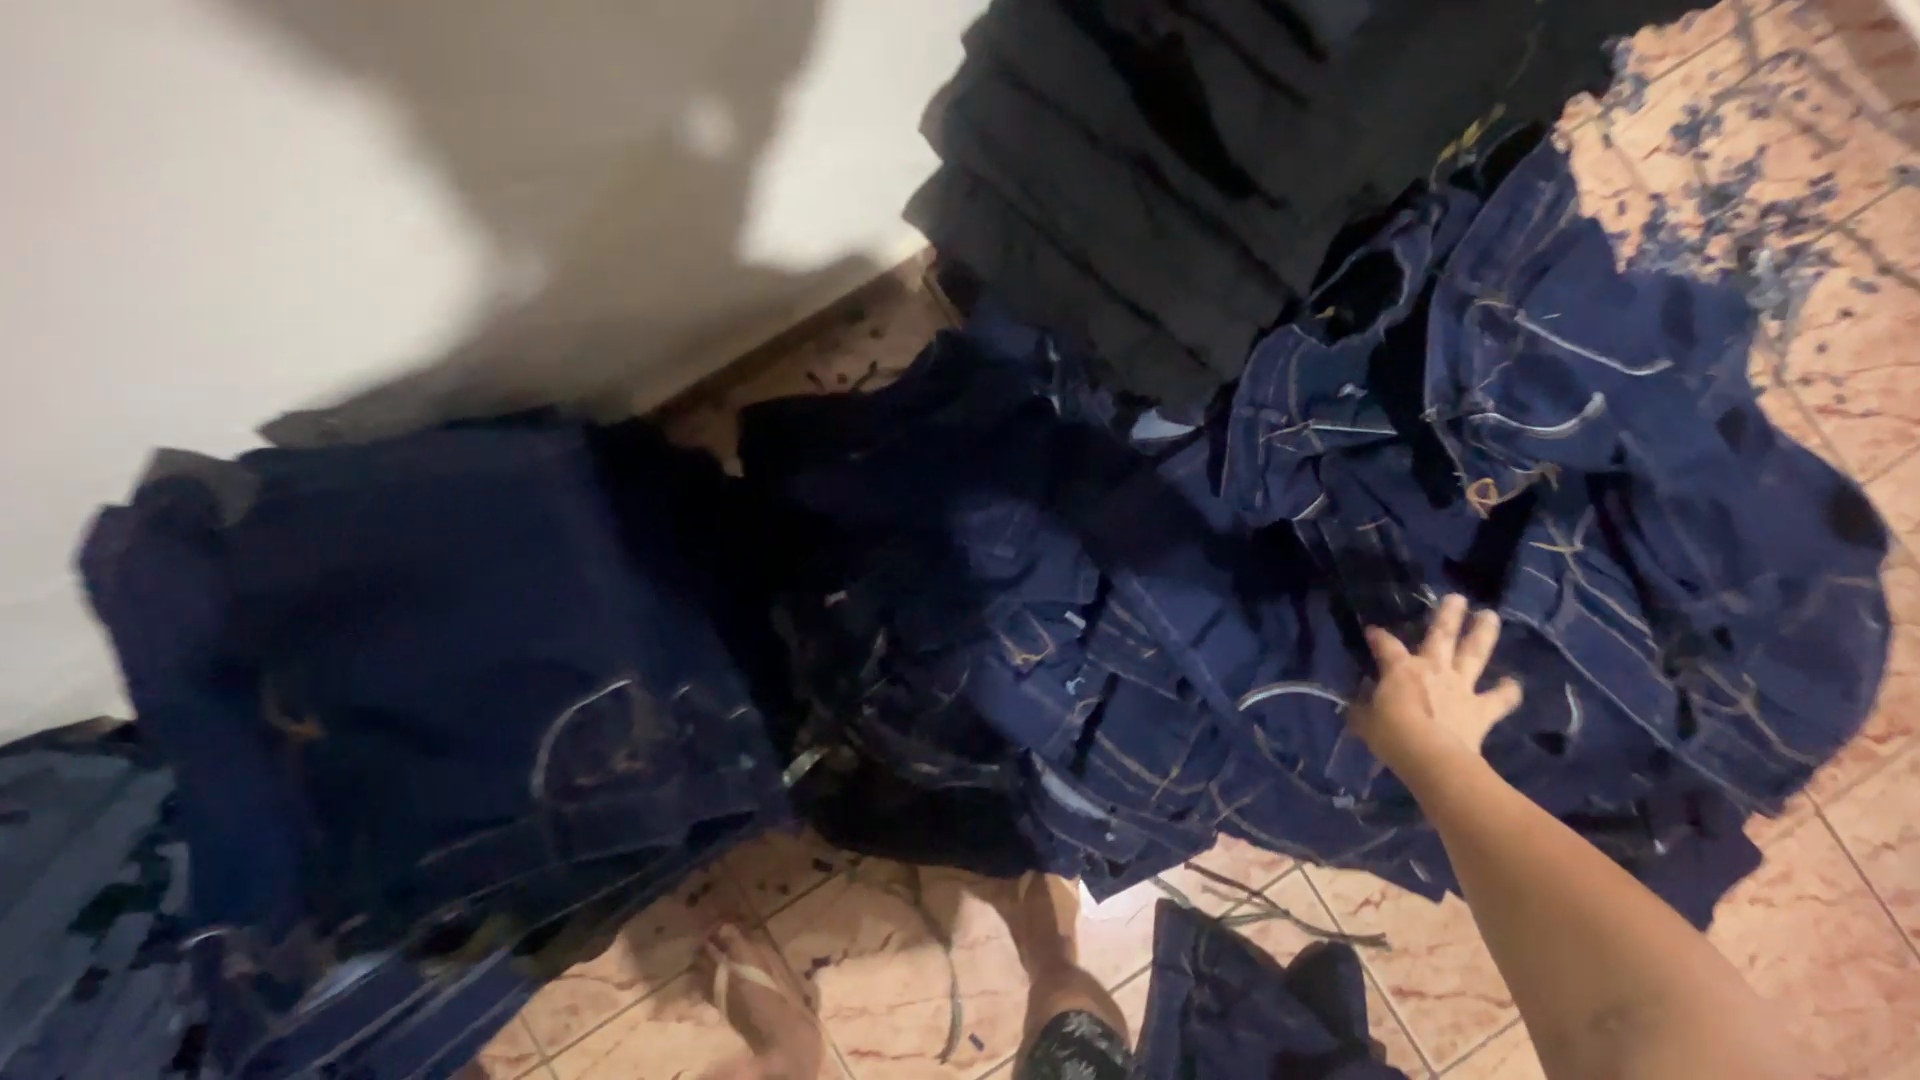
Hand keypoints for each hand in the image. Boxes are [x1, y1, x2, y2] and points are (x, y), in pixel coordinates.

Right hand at [1350, 594, 1523, 771]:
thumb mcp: (1364, 722)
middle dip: (1448, 614)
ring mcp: (1461, 686)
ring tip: (1490, 615)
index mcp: (1400, 669)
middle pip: (1441, 634)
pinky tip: (1513, 684)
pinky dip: (1508, 691)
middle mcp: (1433, 668)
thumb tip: (1357, 706)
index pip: (1385, 644)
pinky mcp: (1482, 709)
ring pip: (1474, 653)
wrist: (1432, 757)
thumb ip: (1362, 709)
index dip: (1377, 636)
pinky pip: (1500, 698)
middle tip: (1457, 597)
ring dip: (1483, 633)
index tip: (1372, 631)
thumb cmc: (1392, 735)